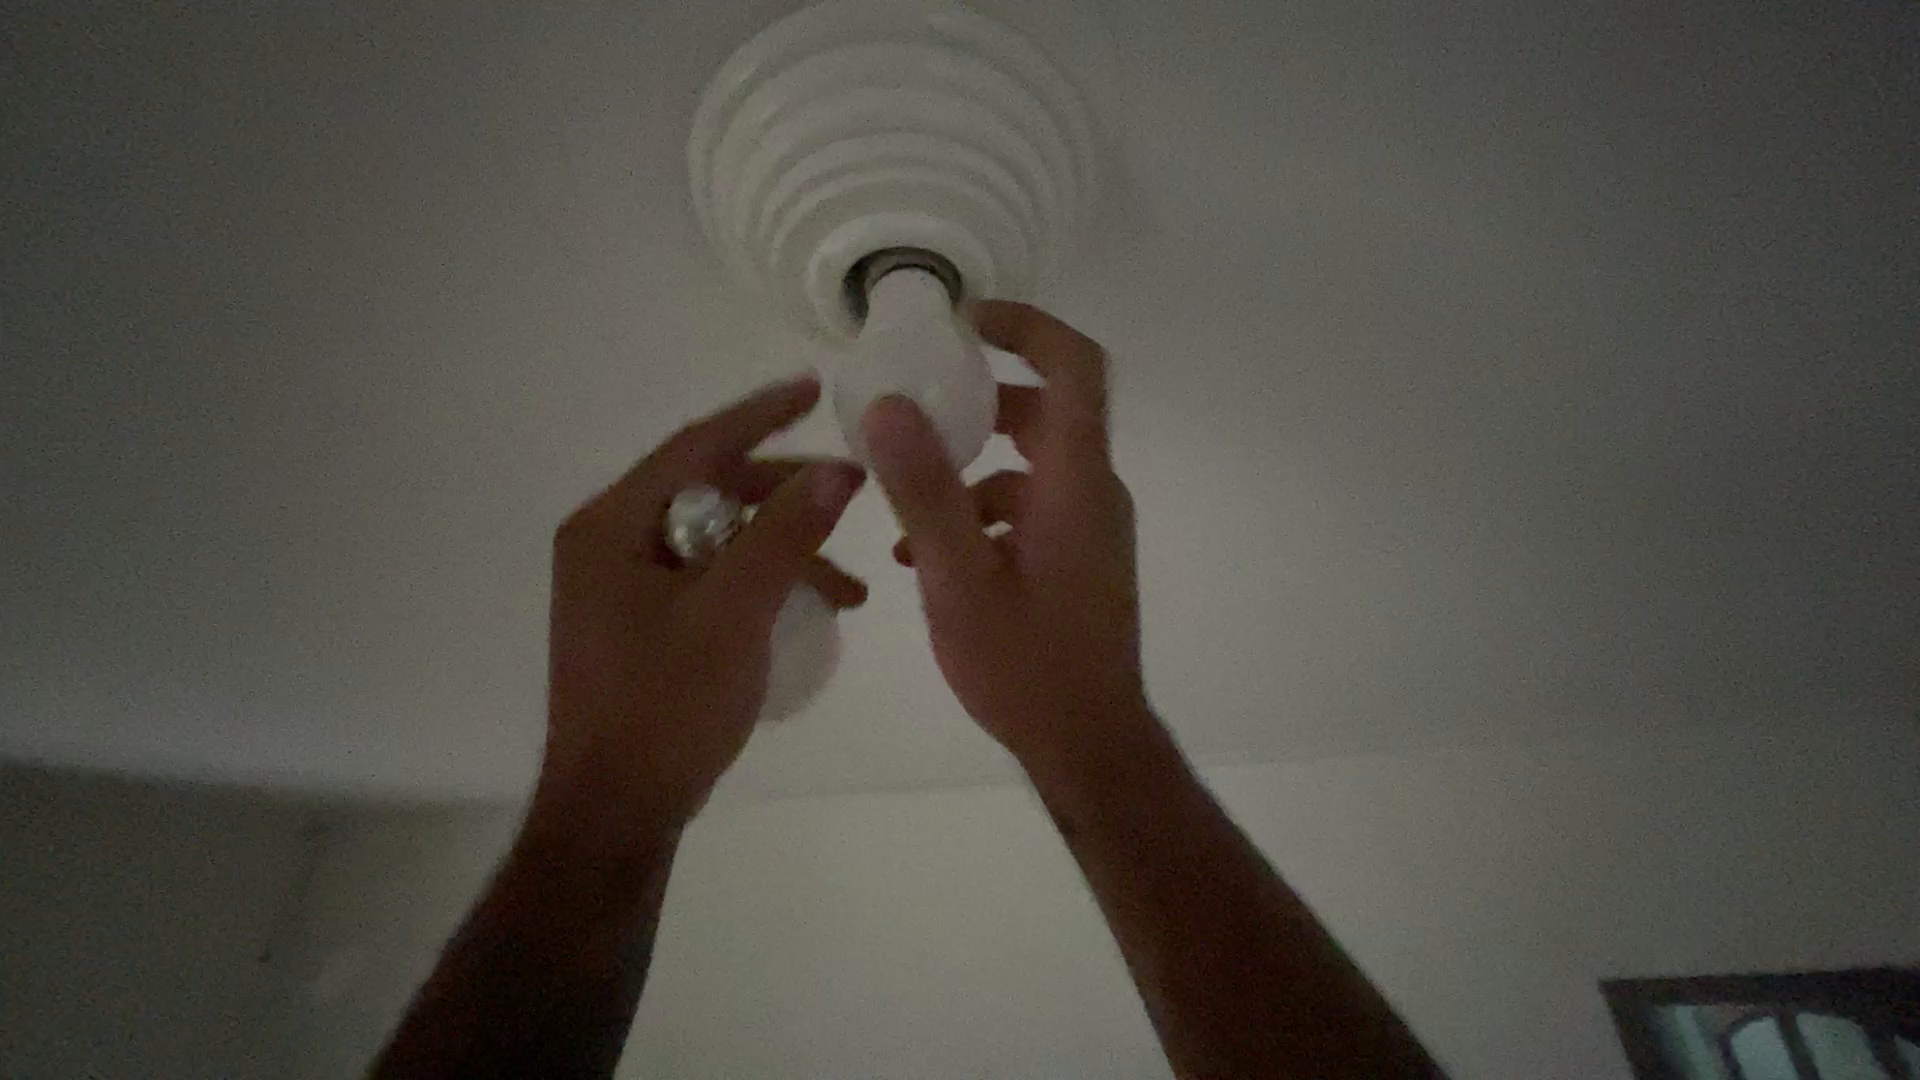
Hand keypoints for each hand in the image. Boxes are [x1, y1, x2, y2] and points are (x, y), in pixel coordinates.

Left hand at [534, 375, 866, 854]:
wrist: (619, 812)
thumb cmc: (666, 708)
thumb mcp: (734, 613)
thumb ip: (786, 535)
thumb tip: (837, 470)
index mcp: (611, 527)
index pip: (695, 447)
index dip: (759, 415)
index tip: (816, 390)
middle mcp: (611, 543)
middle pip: (712, 492)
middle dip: (787, 497)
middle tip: (851, 496)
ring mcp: (628, 585)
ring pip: (722, 540)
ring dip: (786, 552)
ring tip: (852, 589)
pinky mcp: (649, 619)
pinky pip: (717, 578)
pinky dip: (765, 585)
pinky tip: (811, 610)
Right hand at [863, 301, 1150, 767]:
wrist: (1086, 742)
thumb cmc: (1025, 664)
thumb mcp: (958, 576)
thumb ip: (924, 489)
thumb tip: (889, 405)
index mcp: (1075, 481)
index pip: (1074, 366)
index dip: (1026, 325)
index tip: (965, 319)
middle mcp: (1093, 492)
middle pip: (1045, 411)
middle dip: (980, 399)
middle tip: (919, 399)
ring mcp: (1090, 528)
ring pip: (1030, 467)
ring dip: (970, 468)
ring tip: (902, 500)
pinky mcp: (1078, 559)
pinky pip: (1030, 511)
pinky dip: (982, 512)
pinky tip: (926, 556)